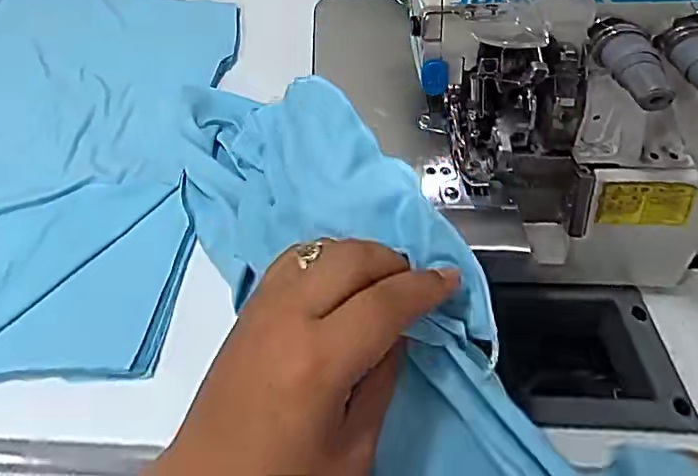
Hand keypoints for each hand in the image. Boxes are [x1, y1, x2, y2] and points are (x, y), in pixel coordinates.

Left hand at [147, 239, 459, 475]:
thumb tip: (400, 331)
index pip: (383, 302)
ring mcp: (262, 303)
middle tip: (418, 281)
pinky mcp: (249, 303)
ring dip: (359, 253)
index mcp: (317, 360)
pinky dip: (326, 255)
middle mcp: (287, 315)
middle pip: (351, 258)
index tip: (448, 280)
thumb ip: (382, 380)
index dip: (423, 287)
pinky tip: (339, 276)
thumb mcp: (351, 449)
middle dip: (393, 261)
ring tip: (383, 277)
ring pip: (322, 247)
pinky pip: (294, 257)